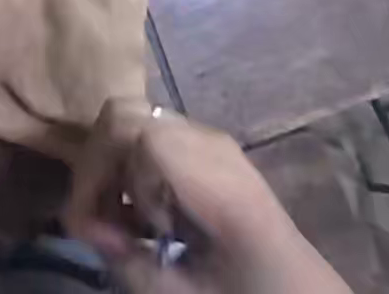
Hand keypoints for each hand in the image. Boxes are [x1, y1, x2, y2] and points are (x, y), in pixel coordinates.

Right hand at [64, 100, 350, 293]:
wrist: (306, 293)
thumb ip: (131, 262)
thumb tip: (82, 225)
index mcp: (213, 178)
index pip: (135, 130)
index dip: (99, 169)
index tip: (92, 224)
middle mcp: (208, 141)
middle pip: (127, 112)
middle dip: (97, 158)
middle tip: (95, 214)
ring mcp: (209, 137)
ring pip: (135, 118)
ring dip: (113, 161)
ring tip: (119, 218)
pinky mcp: (208, 145)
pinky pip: (154, 133)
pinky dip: (133, 163)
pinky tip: (143, 211)